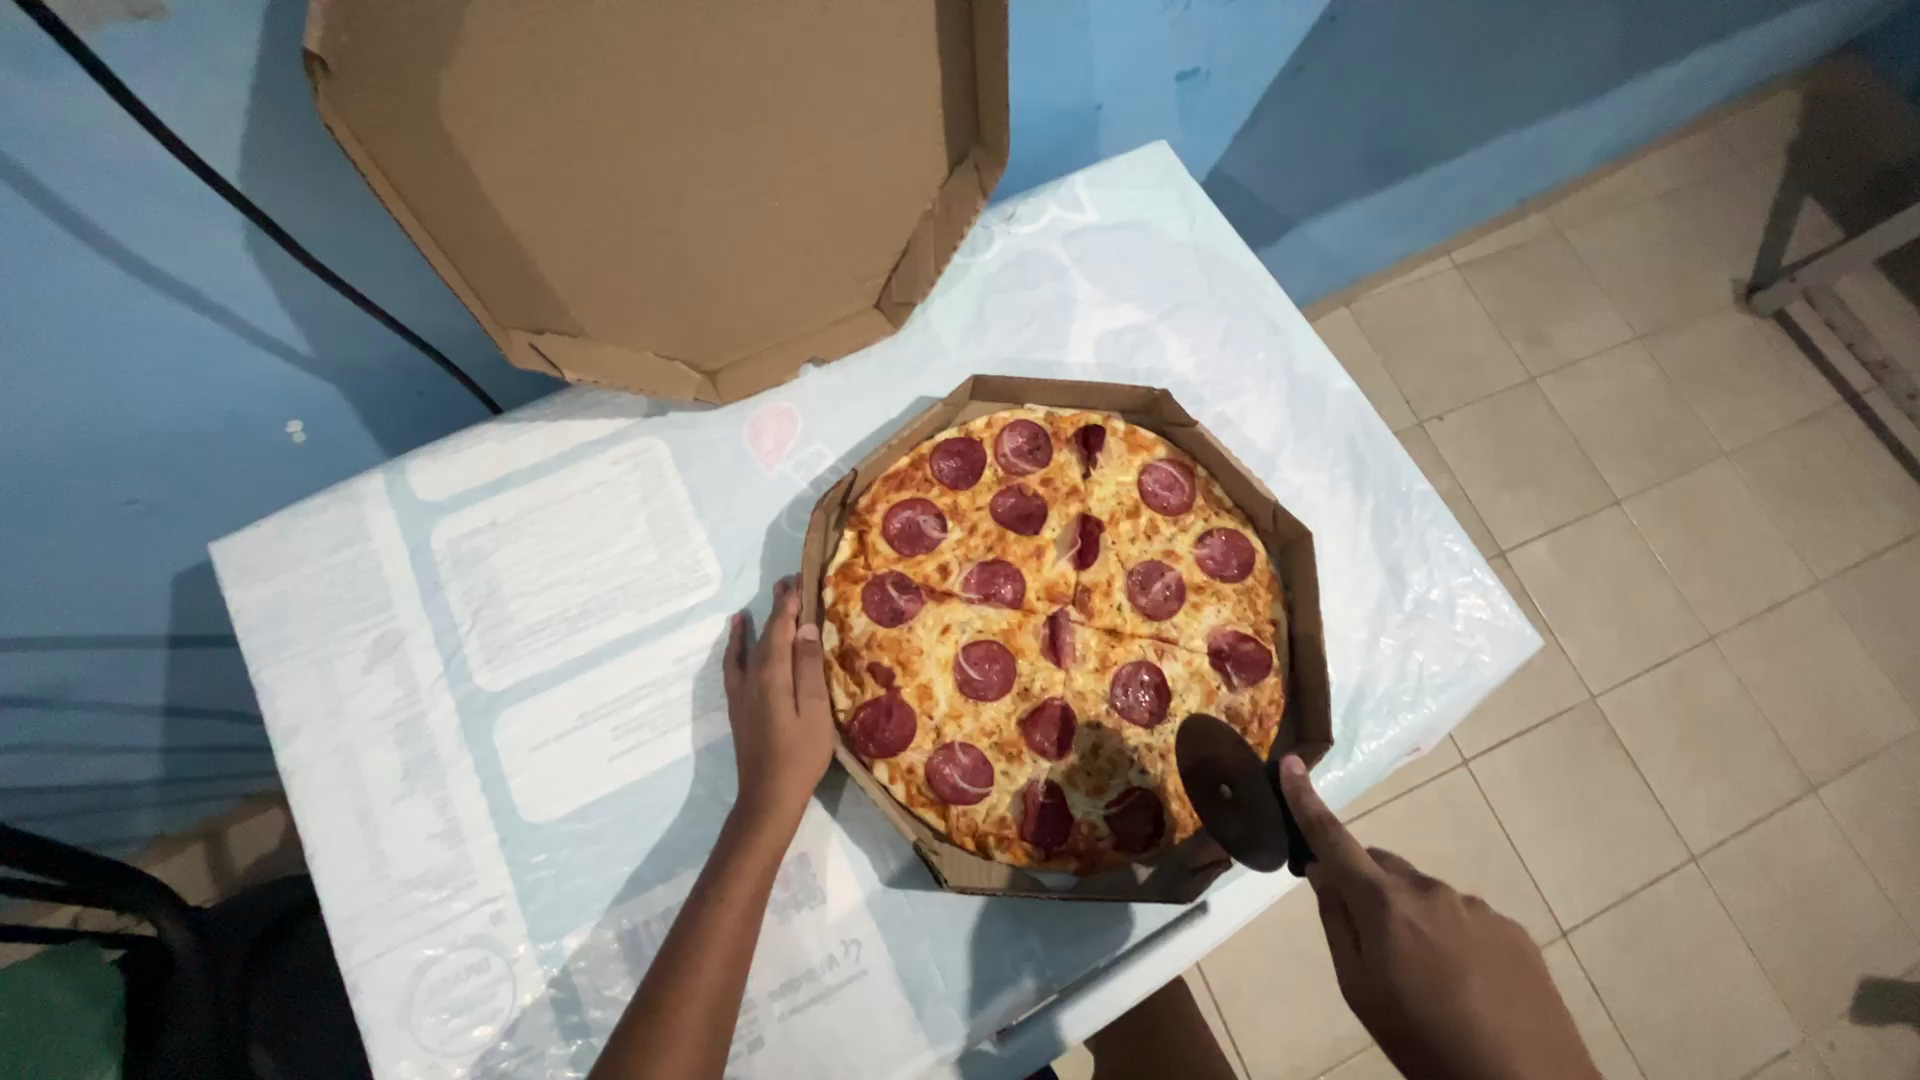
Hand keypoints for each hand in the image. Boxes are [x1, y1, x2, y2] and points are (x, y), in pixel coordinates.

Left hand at [722, 577, 835, 827]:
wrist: (768, 796)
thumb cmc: (801, 755)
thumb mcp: (816, 710)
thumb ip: (808, 667)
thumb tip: (804, 627)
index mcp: (773, 676)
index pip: (781, 630)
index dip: (789, 605)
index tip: (798, 581)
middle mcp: (752, 678)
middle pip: (765, 635)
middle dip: (776, 609)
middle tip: (787, 583)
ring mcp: (742, 693)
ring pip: (748, 648)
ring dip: (757, 624)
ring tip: (763, 603)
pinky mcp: (739, 706)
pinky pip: (734, 664)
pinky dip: (736, 646)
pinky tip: (738, 639)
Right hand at [1277, 756, 1600, 1079]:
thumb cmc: (1423, 1043)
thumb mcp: (1358, 989)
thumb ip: (1337, 922)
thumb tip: (1324, 873)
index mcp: (1383, 904)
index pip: (1333, 839)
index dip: (1306, 800)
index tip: (1289, 763)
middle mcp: (1429, 890)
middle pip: (1380, 867)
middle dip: (1366, 886)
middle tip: (1371, 942)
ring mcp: (1475, 907)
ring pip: (1422, 895)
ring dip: (1411, 917)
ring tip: (1428, 979)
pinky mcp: (1512, 930)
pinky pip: (1463, 917)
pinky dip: (1450, 937)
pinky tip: (1466, 985)